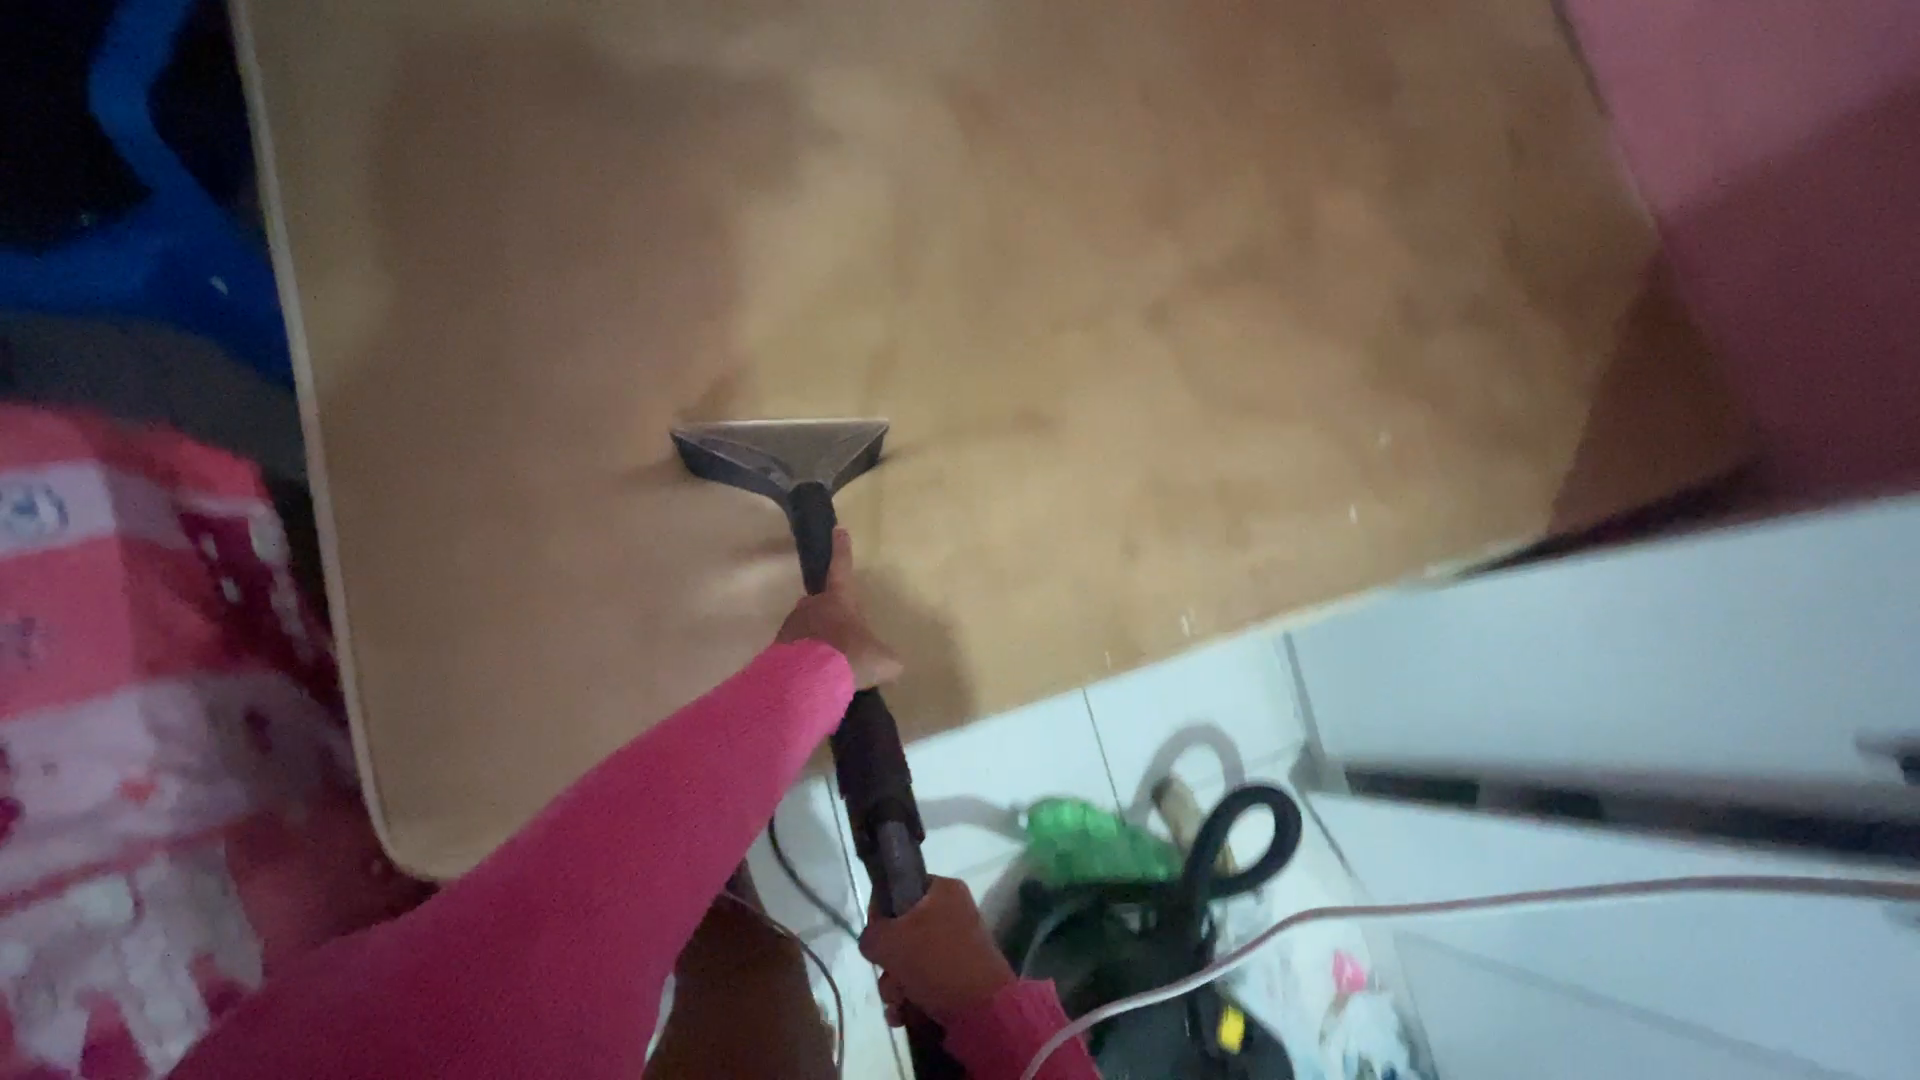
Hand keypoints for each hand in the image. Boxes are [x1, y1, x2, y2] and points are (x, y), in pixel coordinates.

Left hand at [774, 528, 901, 689]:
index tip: (838, 530)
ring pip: (806, 628)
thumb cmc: (852, 658)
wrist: (808, 680)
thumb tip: (890, 663)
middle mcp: (811, 605)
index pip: (842, 568)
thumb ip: (887, 657)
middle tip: (841, 636)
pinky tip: (815, 678)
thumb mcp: (884, 660)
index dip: (842, 550)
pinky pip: (795, 651)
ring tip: (829, 665)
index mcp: (839, 599)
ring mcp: (791, 626)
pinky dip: (805, 661)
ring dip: (817, 641)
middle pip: (820, 602)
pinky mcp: (777, 649)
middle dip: (829, 615)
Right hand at [859, 876, 1017, 1025]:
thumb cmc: (936, 961)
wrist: (983, 1010)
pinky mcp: (960, 976)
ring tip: (899, 1004)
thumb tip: (873, 940)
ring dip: (896, 986)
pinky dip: (911, 999)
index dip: (881, 913)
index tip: (875, 936)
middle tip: (889, 976)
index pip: (901, 889)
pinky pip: (925, 981)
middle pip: (903, 932)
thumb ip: (871, 934)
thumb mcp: (891, 941)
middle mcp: (953, 913)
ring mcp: (958, 946)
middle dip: (889, 963)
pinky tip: (903, 1015)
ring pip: (911, 961)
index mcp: (943, 890)